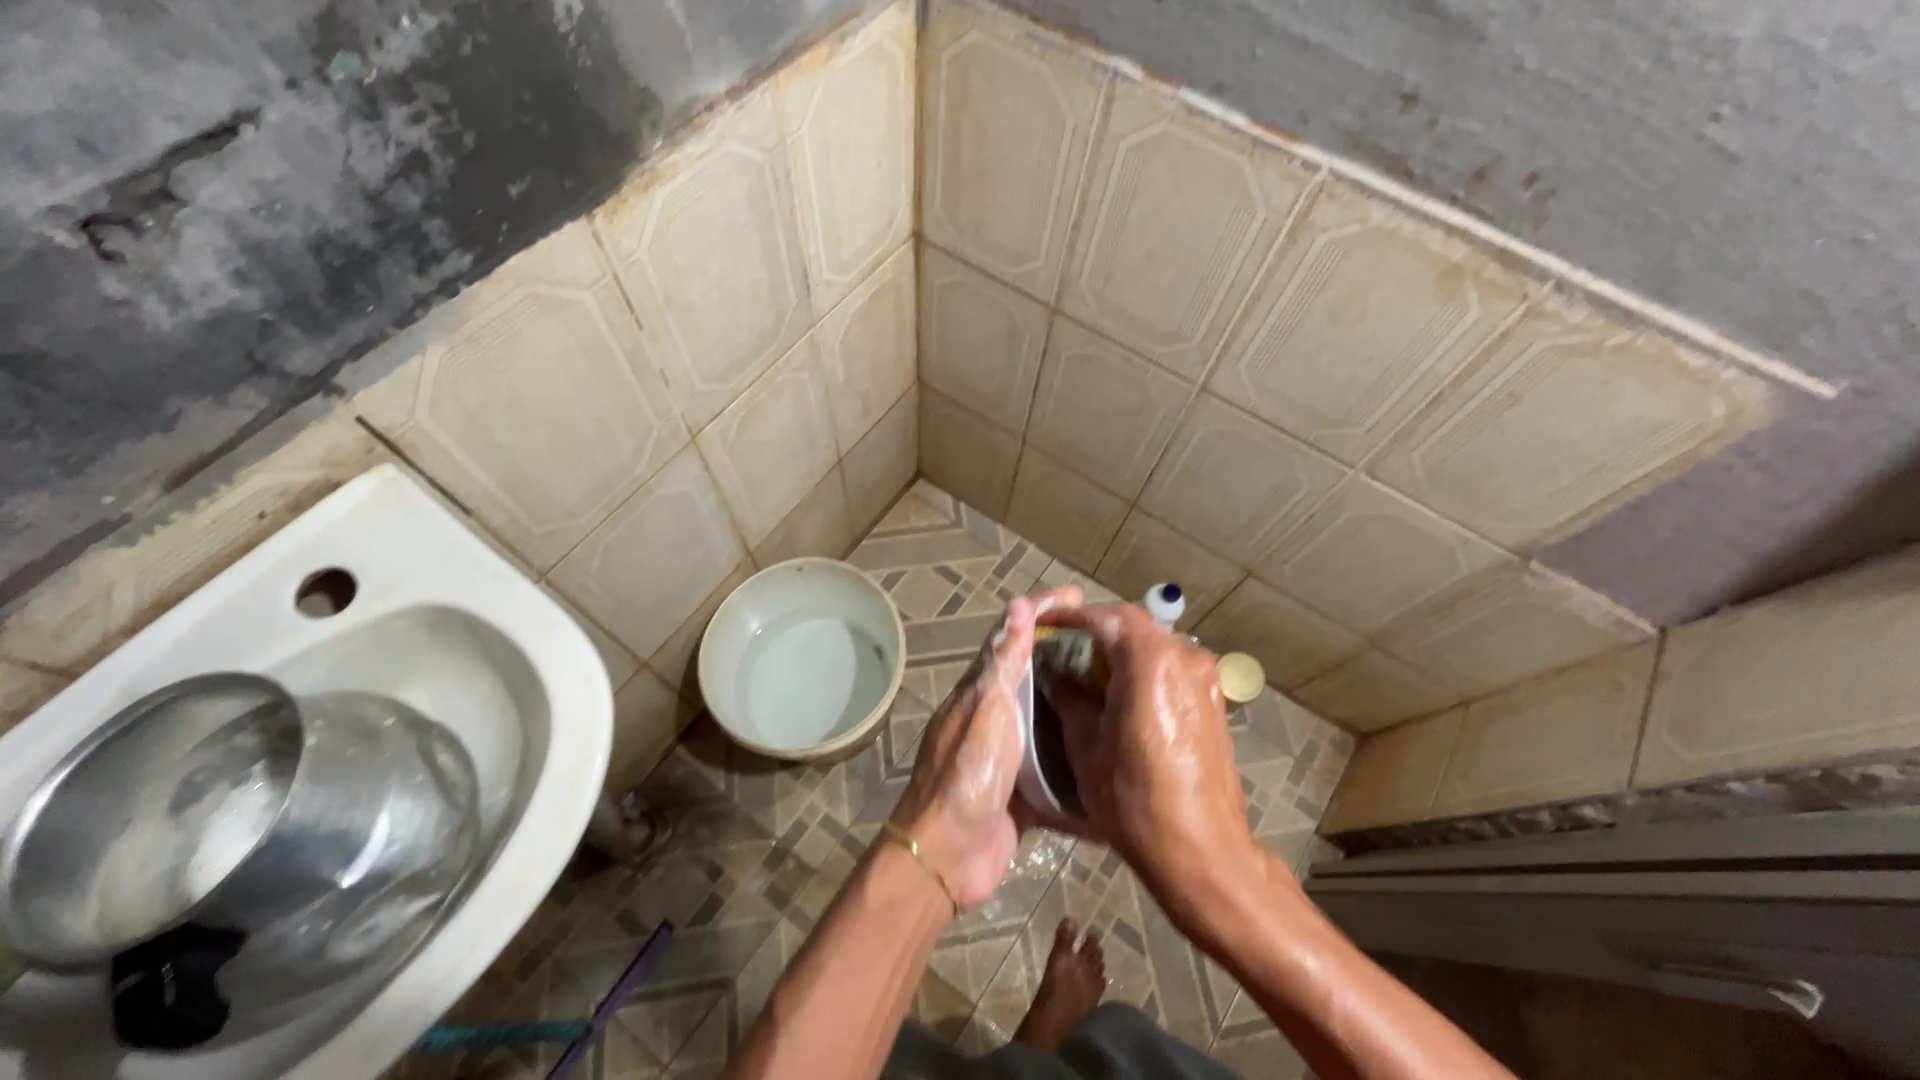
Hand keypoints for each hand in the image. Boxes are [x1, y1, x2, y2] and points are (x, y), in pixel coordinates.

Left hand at [890, 587, 1083, 907]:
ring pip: (1044, 719)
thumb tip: (1018, 606)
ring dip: (1074, 701)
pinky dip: (1077, 756)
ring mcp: (1006, 756)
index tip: (1075, 595)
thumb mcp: (986, 713)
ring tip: (1117, 687)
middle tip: (1111, 642)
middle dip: (1065, 655)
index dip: (1039, 614)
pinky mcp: (1021, 792)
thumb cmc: (967, 778)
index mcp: (978, 695)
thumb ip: (1002, 665)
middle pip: (1030, 676)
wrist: (948, 857)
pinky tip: (1107, 751)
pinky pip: (1053, 766)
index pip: (1010, 640)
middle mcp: (991, 719)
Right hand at [1039, 603, 1265, 924]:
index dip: (1072, 617)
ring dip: (1120, 650)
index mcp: (1151, 663)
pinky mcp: (1213, 700)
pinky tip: (1119, 692)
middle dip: (1096, 631)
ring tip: (1086, 670)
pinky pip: (1170, 668)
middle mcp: (1185, 658)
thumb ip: (1072, 700)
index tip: (1045, 624)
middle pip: (1134, 627)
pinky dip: (1141, 669)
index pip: (1107, 618)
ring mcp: (1205, 679)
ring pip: (1154, 645)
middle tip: (1062, 646)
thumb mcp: (1086, 748)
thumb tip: (1062, 677)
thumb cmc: (1134, 800)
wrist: (1202, 849)